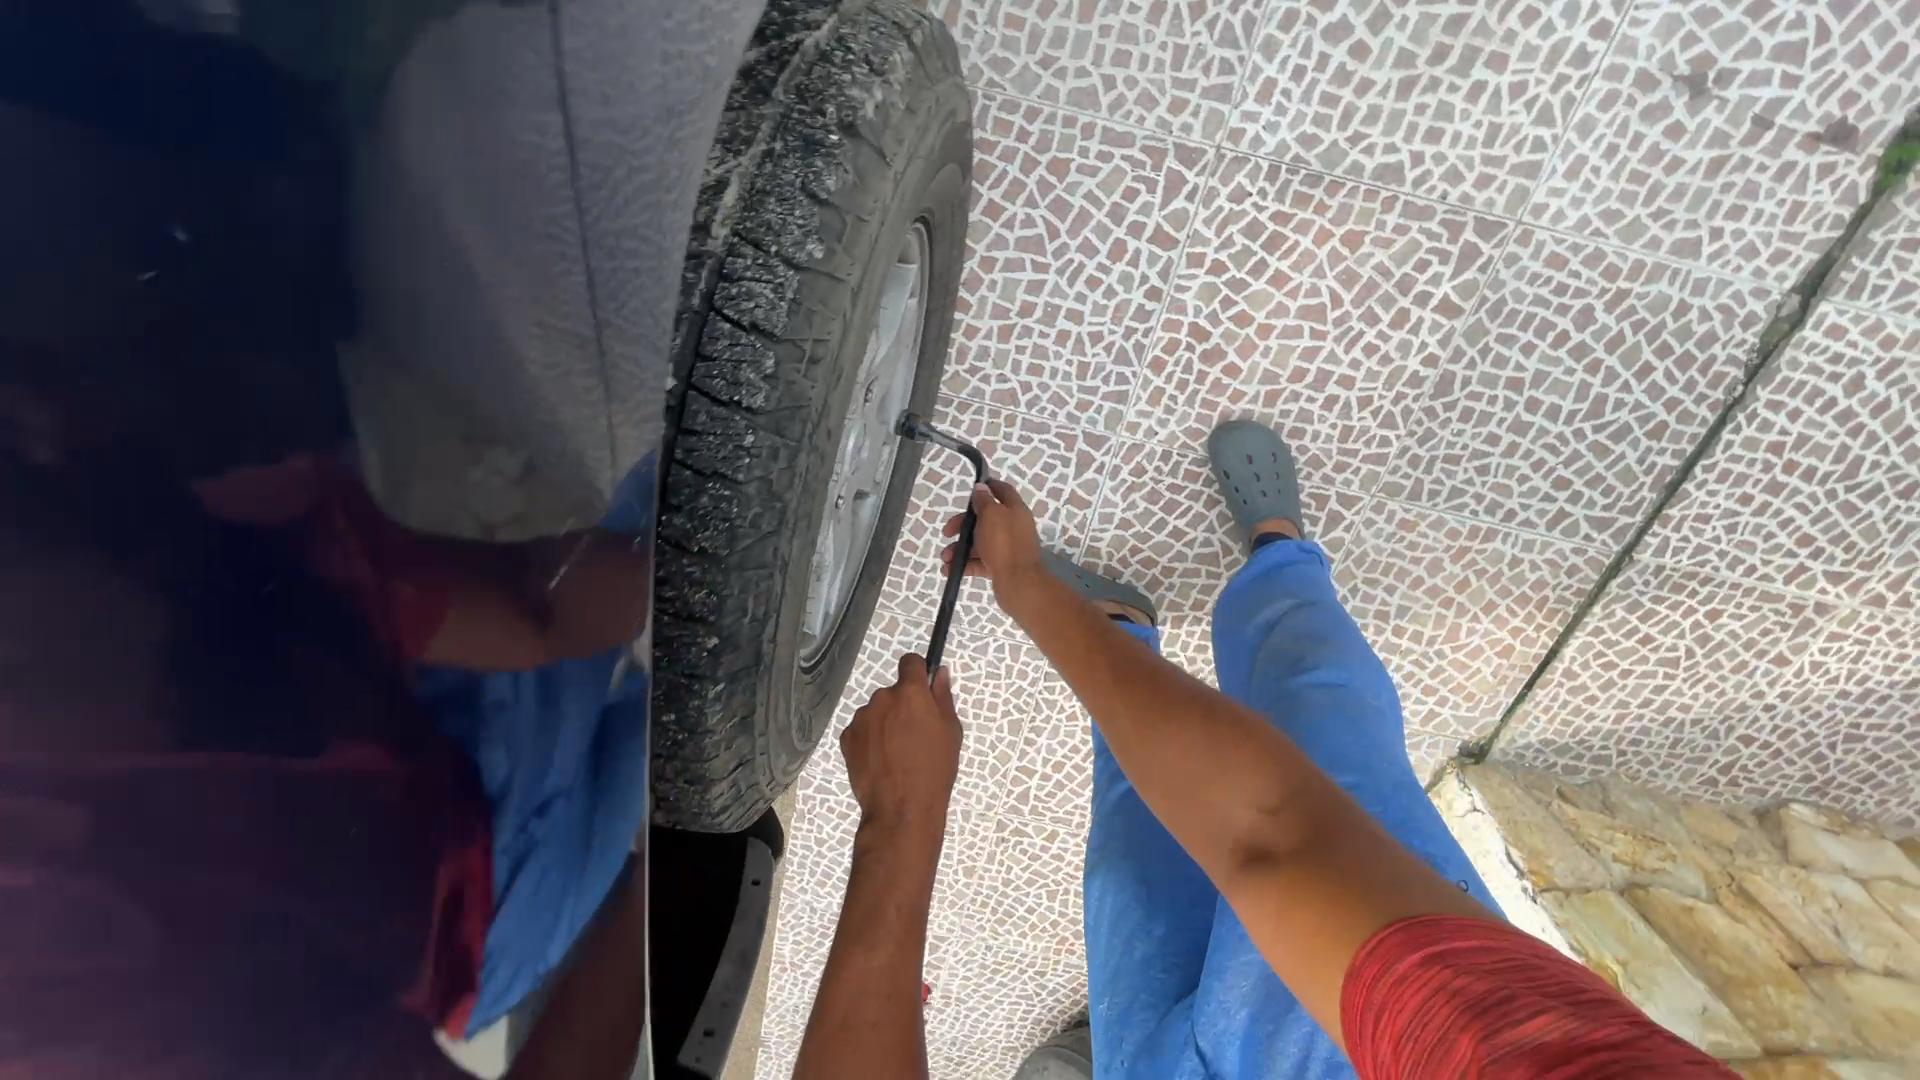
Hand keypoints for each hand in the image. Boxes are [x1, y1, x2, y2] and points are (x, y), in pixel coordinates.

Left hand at [840, 654, 962, 835]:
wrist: (902, 808)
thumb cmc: (934, 769)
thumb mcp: (951, 732)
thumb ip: (943, 697)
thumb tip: (939, 673)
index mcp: (910, 693)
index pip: (909, 662)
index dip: (916, 672)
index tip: (921, 688)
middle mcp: (882, 698)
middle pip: (893, 693)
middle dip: (902, 706)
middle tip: (914, 735)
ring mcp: (861, 718)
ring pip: (876, 712)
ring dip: (884, 723)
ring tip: (896, 754)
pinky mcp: (846, 738)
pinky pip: (861, 730)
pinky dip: (869, 739)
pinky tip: (881, 761)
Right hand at [941, 479, 1044, 598]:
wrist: (1019, 583)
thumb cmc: (1004, 544)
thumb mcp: (991, 515)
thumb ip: (984, 501)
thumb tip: (981, 488)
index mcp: (1014, 511)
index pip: (1003, 491)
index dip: (988, 487)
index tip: (972, 489)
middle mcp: (1012, 528)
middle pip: (984, 519)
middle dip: (962, 525)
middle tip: (947, 532)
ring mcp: (1007, 548)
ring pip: (979, 542)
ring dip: (960, 548)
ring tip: (946, 558)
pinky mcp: (1000, 567)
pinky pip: (979, 562)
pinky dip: (965, 564)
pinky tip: (950, 570)